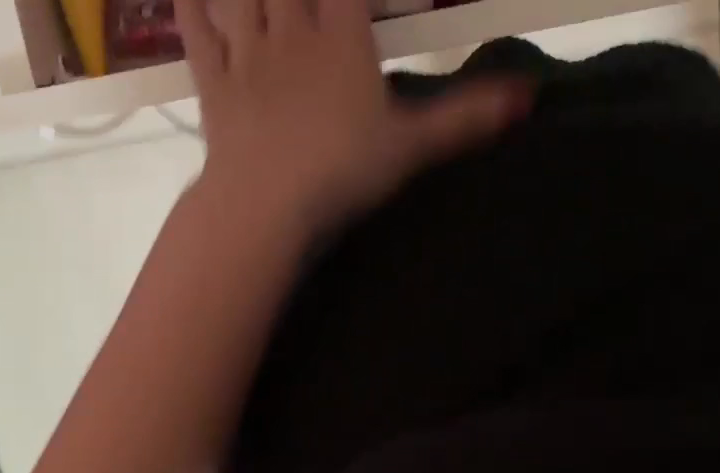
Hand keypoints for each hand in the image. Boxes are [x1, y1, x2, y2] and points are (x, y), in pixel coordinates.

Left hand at [176, 0, 530, 232]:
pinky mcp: (212, 86)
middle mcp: (292, 31)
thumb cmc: (340, 174)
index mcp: (341, 38)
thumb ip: (464, 118)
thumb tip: (528, 97)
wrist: (265, 206)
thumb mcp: (410, 147)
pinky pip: (197, 33)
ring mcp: (246, 55)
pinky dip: (191, 7)